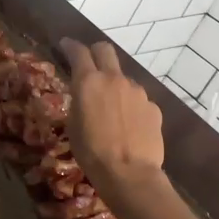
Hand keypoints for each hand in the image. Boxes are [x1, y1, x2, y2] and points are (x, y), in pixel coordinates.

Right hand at [59, 38, 164, 194]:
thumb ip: (79, 101)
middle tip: (88, 63)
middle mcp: (114, 79)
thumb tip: (84, 94)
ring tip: (111, 108)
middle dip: (95, 52)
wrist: (129, 173)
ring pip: (123, 78)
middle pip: (105, 50)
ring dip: (115, 85)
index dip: (69, 46)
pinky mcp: (153, 107)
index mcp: (89, 81)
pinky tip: (128, 125)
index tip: (64, 45)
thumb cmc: (91, 150)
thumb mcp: (73, 123)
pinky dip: (131, 105)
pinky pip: (138, 99)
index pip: (78, 51)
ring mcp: (138, 92)